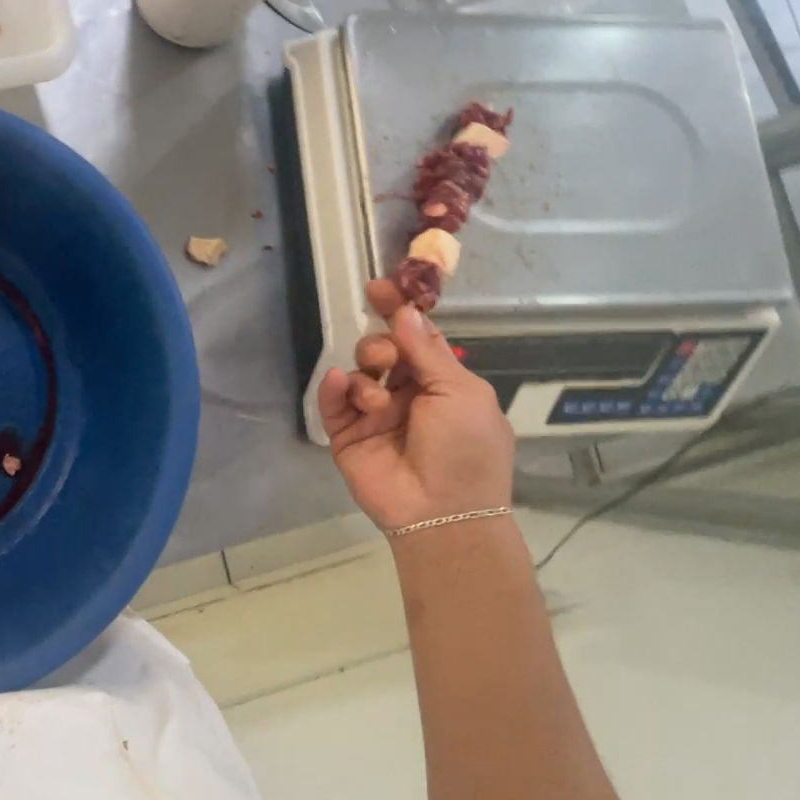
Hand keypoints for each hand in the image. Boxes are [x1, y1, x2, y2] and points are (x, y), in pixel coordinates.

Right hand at [316, 281, 514, 531]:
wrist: (441, 511)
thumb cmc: (466, 449)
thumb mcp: (460, 393)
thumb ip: (428, 351)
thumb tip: (406, 313)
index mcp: (442, 383)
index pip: (417, 337)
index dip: (399, 312)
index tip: (380, 287)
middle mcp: (406, 394)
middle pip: (382, 349)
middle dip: (381, 345)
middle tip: (387, 359)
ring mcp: (374, 414)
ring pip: (357, 371)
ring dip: (366, 373)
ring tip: (377, 398)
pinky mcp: (347, 434)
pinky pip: (333, 401)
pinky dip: (334, 387)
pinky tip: (339, 383)